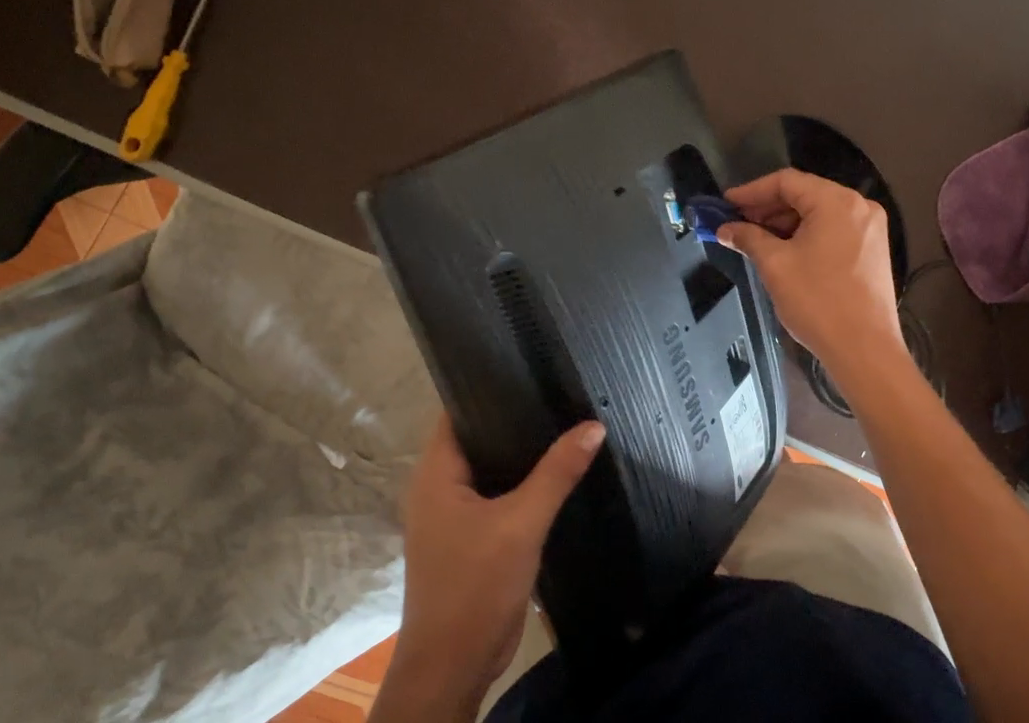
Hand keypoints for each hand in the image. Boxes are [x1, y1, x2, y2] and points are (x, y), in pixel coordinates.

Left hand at [371, 415, 604, 722]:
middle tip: (563, 390)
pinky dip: (527, 483)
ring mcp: (456, 516)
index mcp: (435, 476)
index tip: (530, 365)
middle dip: (517, 418)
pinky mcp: (475, 538)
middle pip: (479, 438)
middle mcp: (440, 489)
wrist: (454, 663)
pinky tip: (563, 473)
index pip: (457, 412)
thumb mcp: (521, 524)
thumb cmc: (474, 586)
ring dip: (526, 453)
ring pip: (494, 469)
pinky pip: (502, 496)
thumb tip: (593, 426)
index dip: (488, 387)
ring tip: (570, 422)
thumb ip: (557, 472)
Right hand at [716, 169, 905, 371]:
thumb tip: (725, 229)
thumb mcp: (775, 265)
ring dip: (786, 223)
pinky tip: (784, 250)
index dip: (752, 191)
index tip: (725, 204)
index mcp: (837, 201)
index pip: (787, 181)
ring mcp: (870, 228)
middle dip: (768, 208)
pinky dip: (808, 235)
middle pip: (805, 194)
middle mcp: (859, 206)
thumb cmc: (818, 302)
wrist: (865, 349)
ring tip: (755, 240)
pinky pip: (834, 230)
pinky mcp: (873, 249)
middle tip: (736, 224)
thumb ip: (749, 238)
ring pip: (820, 213)